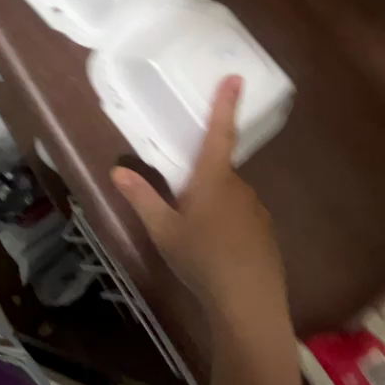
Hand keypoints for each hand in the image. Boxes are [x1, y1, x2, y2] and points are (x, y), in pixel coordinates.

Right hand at [110, 77, 286, 325]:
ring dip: (213, 205)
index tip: (235, 77)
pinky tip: (214, 250)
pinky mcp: (266, 236)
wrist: (249, 306)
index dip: (226, 104)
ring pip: (230, 197)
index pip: (219, 134)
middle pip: (218, 172)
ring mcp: (257, 213)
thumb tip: (117, 170)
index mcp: (215, 180)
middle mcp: (240, 189)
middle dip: (200, 181)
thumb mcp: (163, 230)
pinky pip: (242, 218)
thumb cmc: (203, 260)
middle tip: (180, 205)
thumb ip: (142, 198)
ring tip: (194, 234)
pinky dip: (227, 225)